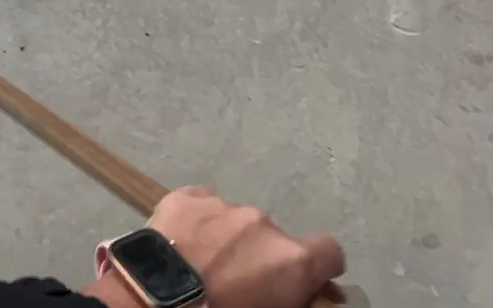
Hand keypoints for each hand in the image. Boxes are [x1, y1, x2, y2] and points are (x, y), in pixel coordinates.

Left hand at [145, 186, 344, 307]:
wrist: (161, 297)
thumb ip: (299, 300)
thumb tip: (318, 294)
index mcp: (292, 258)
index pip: (330, 251)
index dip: (322, 266)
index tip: (310, 279)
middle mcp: (261, 222)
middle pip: (274, 238)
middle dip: (264, 256)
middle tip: (241, 279)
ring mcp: (221, 204)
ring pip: (235, 221)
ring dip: (229, 238)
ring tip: (207, 261)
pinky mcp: (185, 195)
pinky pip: (202, 206)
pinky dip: (200, 221)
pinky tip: (186, 241)